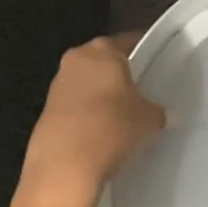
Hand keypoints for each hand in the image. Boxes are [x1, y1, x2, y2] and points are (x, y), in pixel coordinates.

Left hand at [22, 34, 166, 202]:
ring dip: (101, 95)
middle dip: (120, 74)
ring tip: (121, 116)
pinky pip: (74, 106)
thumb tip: (162, 115)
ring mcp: (57, 85)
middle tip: (141, 91)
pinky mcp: (45, 111)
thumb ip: (157, 111)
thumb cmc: (112, 128)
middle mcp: (76, 59)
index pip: (130, 41)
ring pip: (87, 83)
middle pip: (104, 61)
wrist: (63, 165)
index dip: (145, 52)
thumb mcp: (148, 119)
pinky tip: (100, 133)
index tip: (157, 63)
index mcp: (102, 50)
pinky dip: (87, 114)